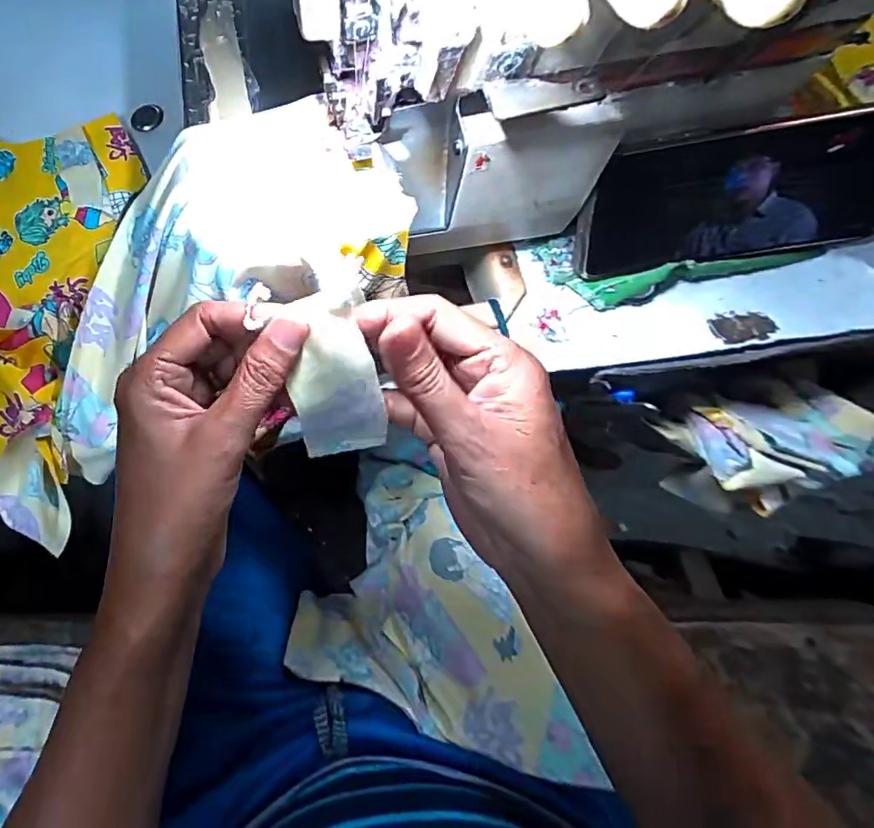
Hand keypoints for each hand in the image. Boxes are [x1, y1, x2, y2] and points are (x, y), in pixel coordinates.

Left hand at [108, 301, 308, 605]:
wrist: (164, 575)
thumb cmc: (182, 504)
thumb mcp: (224, 436)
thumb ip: (259, 377)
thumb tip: (294, 324)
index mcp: (150, 374)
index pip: (201, 321)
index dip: (246, 317)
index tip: (295, 325)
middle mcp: (161, 381)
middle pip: (215, 342)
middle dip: (259, 344)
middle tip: (310, 349)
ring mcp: (180, 406)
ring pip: (227, 370)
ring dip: (264, 371)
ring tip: (307, 372)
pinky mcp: (198, 428)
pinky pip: (231, 397)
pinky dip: (258, 396)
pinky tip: (291, 399)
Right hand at [353, 295, 607, 576]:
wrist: (540, 559)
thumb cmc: (520, 493)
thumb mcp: (469, 432)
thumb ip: (425, 377)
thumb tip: (390, 323)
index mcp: (499, 361)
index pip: (438, 317)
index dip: (392, 315)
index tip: (348, 324)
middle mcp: (478, 372)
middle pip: (421, 338)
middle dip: (379, 336)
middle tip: (333, 342)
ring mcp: (459, 400)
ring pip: (411, 370)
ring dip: (376, 367)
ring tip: (335, 363)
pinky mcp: (443, 427)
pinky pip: (408, 402)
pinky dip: (382, 400)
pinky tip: (352, 397)